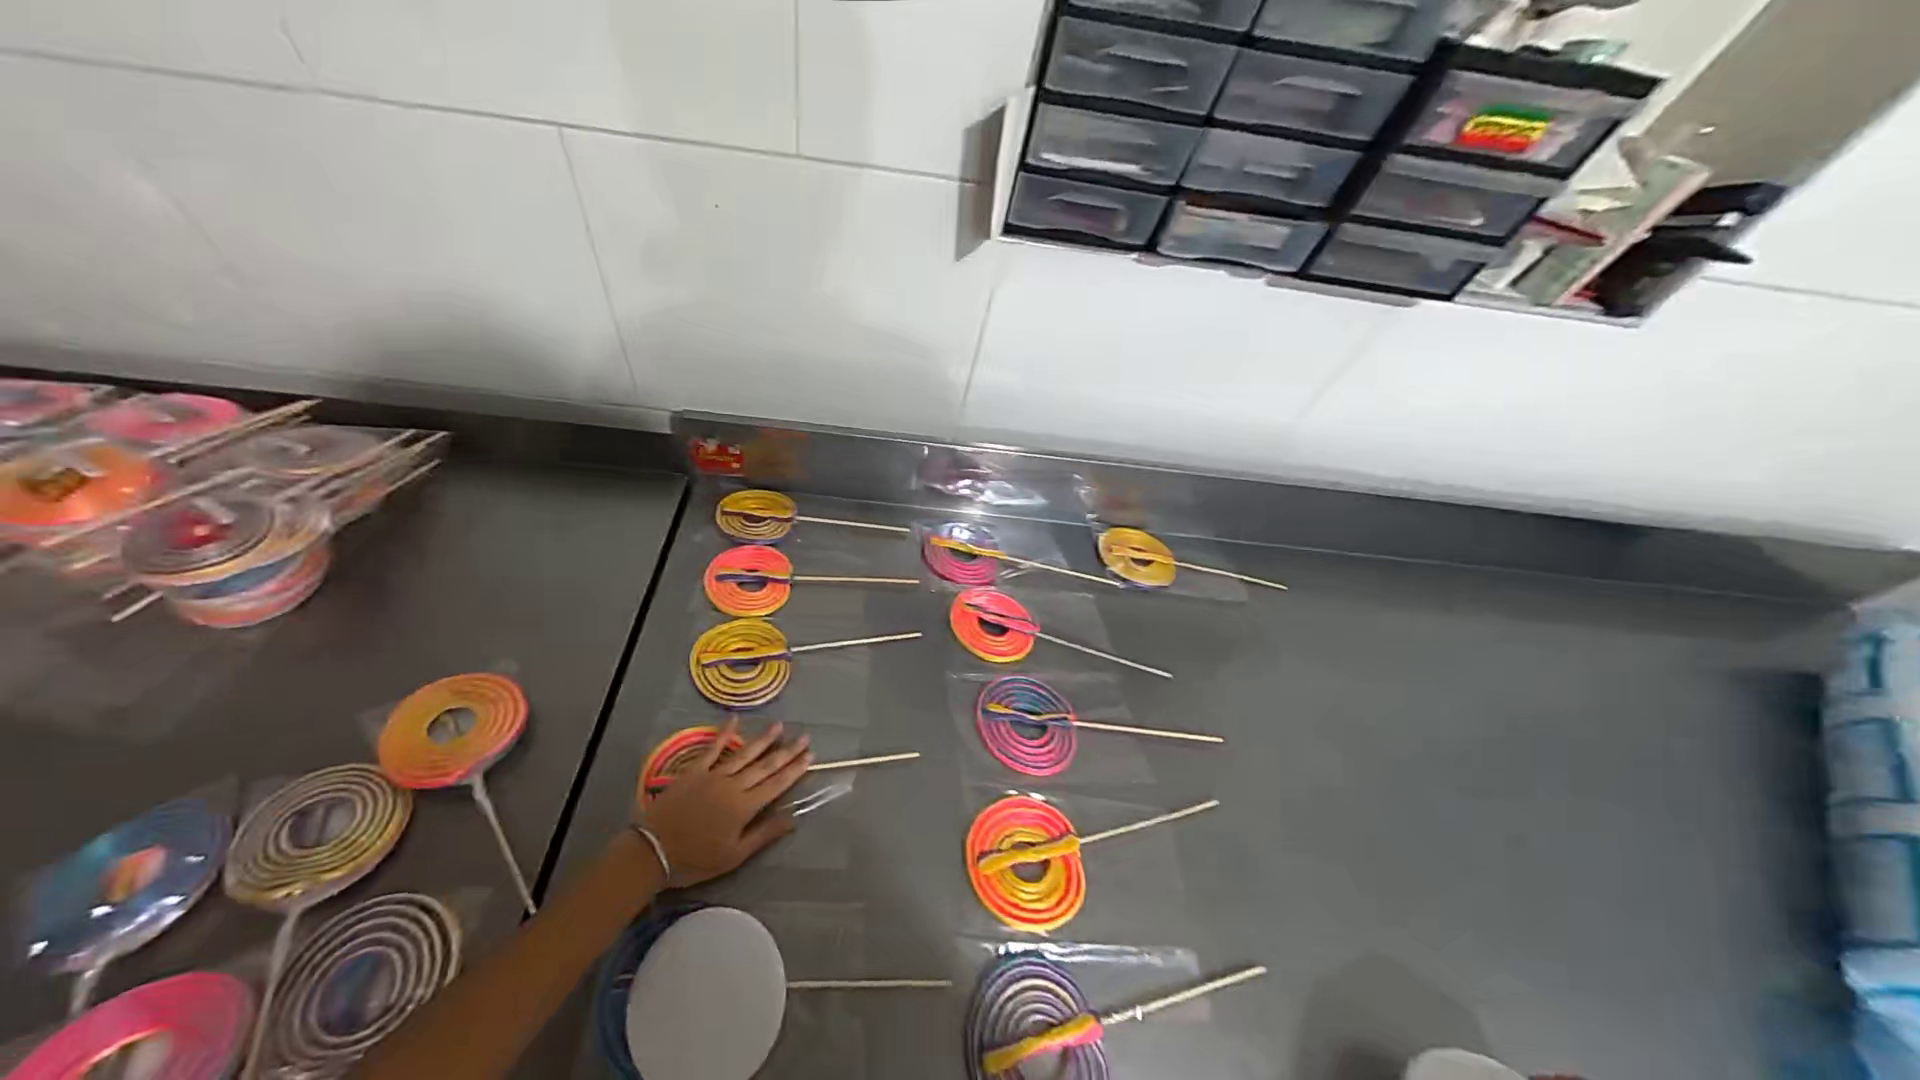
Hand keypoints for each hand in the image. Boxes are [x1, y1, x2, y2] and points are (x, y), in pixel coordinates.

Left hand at [633, 717, 811, 886]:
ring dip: (763, 739)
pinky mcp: (694, 771)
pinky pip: (712, 748)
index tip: (810, 756)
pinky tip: (734, 719)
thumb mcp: (733, 856)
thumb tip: (792, 818)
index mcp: (745, 806)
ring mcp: (713, 775)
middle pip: (765, 765)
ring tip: (779, 725)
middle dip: (787, 751)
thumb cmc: (694, 860)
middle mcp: (733, 785)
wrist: (651, 851)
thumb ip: (763, 834)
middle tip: (804, 737)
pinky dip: (724, 733)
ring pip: (744, 753)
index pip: (777, 783)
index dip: (795, 769)